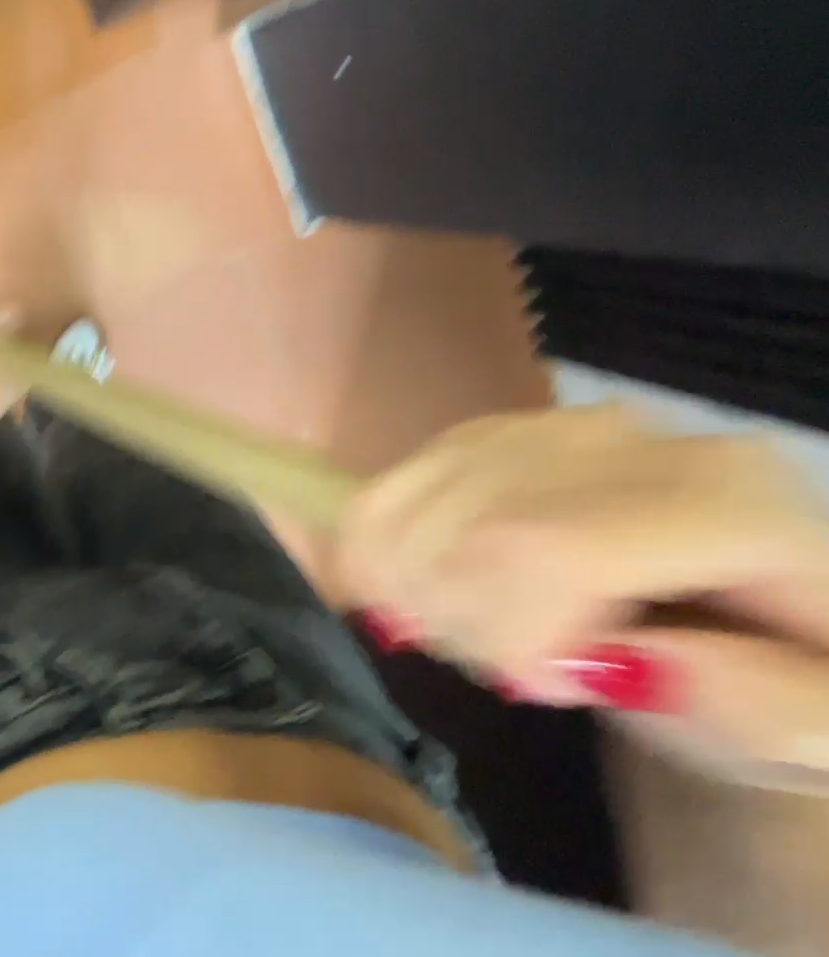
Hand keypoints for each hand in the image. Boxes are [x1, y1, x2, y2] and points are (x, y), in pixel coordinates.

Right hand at [334, 406, 828, 783]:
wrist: (741, 602)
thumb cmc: (780, 671)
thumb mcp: (818, 725)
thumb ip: (761, 708)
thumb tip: (628, 661)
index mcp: (727, 498)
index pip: (551, 551)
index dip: (508, 631)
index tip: (540, 686)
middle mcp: (630, 437)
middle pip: (467, 532)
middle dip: (458, 622)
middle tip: (504, 671)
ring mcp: (541, 427)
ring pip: (414, 508)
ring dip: (410, 594)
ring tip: (467, 635)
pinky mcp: (483, 434)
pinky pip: (387, 489)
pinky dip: (370, 552)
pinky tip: (401, 594)